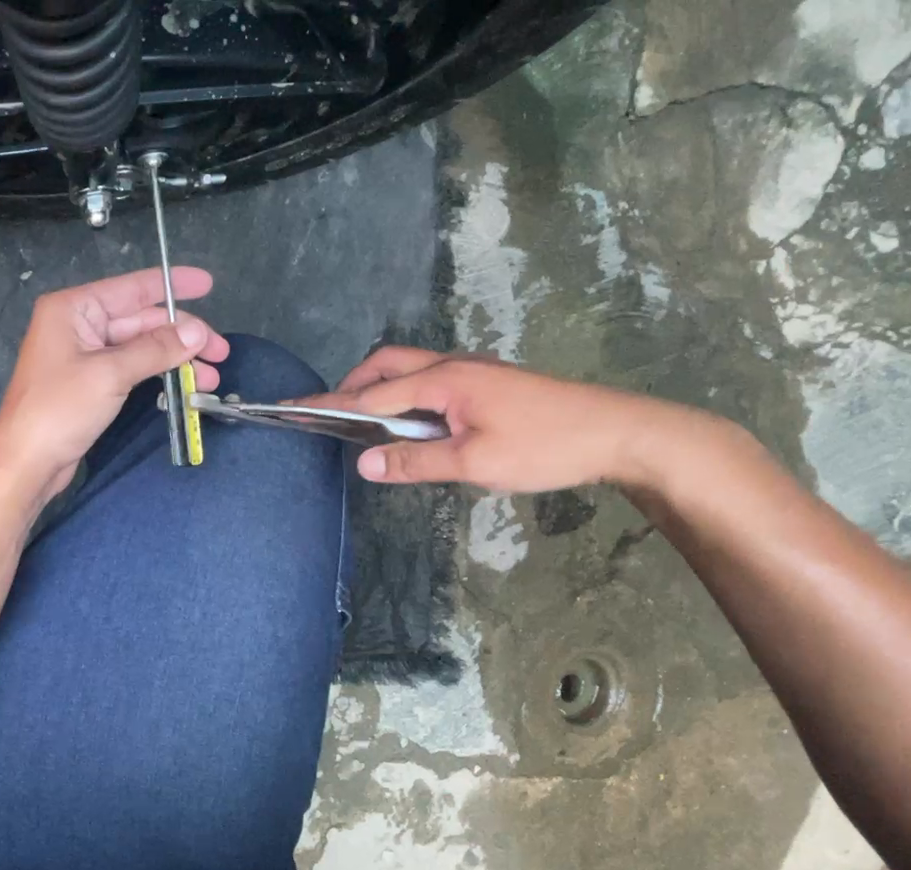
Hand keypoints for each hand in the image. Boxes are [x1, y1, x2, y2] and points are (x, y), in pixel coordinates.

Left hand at [0, 267, 229, 497]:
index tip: (208, 283)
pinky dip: (156, 375)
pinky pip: (130, 370)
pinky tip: (183, 384)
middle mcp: (76, 326)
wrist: (25, 463)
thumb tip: (197, 332)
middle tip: (221, 352)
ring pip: (138, 348)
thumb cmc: (58, 410)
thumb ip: (155, 349)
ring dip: (174, 360)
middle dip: (181, 335)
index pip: (131, 288)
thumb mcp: (110, 374)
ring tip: (210, 378)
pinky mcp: (88, 386)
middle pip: (139, 320)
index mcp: (72, 309)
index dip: (171, 285)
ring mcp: (82, 357)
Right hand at [301, 347, 714, 492]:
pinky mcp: (486, 384)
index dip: (329, 405)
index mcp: (444, 380)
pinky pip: (428, 381)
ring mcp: (472, 372)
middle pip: (386, 365)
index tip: (290, 408)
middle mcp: (453, 366)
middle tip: (332, 417)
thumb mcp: (474, 462)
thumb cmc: (545, 446)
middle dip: (352, 385)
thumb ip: (415, 461)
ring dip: (380, 390)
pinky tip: (411, 426)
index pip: (371, 394)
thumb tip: (363, 463)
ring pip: (409, 371)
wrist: (620, 433)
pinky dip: (404, 397)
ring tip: (367, 426)